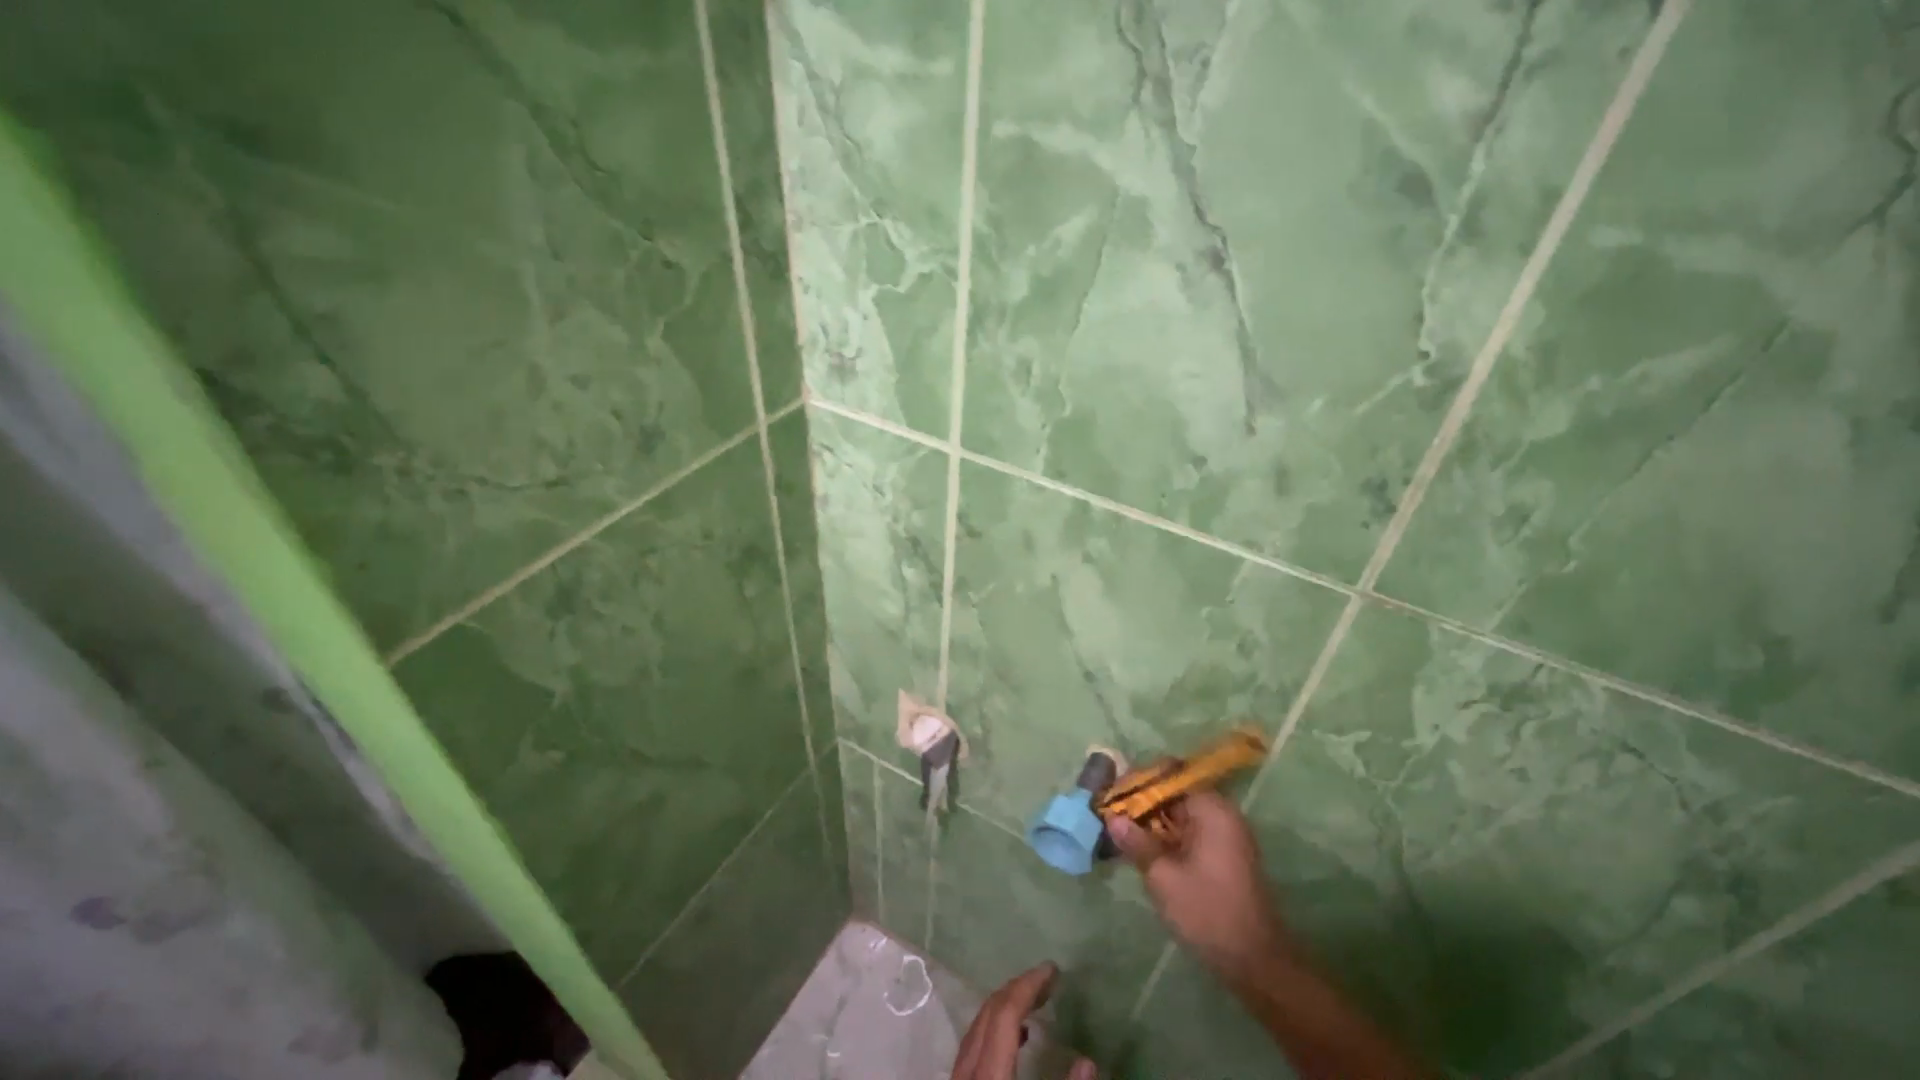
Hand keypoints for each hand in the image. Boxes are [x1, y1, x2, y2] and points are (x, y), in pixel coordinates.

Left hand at [952, 963, 1096, 1079]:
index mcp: (989, 1072)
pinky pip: (973, 1043)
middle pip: (989, 1013)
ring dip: (1005, 1006)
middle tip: (1047, 978)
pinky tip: (1016, 1034)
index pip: (1005, 1013)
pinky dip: (994, 1027)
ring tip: (1035, 999)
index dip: (1028, 986)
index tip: (1051, 968)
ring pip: (978, 1026)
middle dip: (1018, 989)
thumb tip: (1088, 1062)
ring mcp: (958, 1074)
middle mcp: (967, 1067)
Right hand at [1108, 791, 1286, 982]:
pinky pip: (1190, 835)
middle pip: (1175, 795)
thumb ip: (1136, 842)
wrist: (1253, 959)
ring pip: (1181, 817)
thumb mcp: (1163, 876)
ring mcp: (1226, 836)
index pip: (1170, 777)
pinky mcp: (1225, 857)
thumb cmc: (1207, 911)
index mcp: (1212, 810)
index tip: (1110, 794)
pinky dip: (1167, 839)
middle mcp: (1223, 815)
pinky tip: (1142, 851)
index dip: (1138, 782)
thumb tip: (1112, 817)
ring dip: (1152, 823)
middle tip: (1109, 815)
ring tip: (1118, 832)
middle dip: (1142, 804)